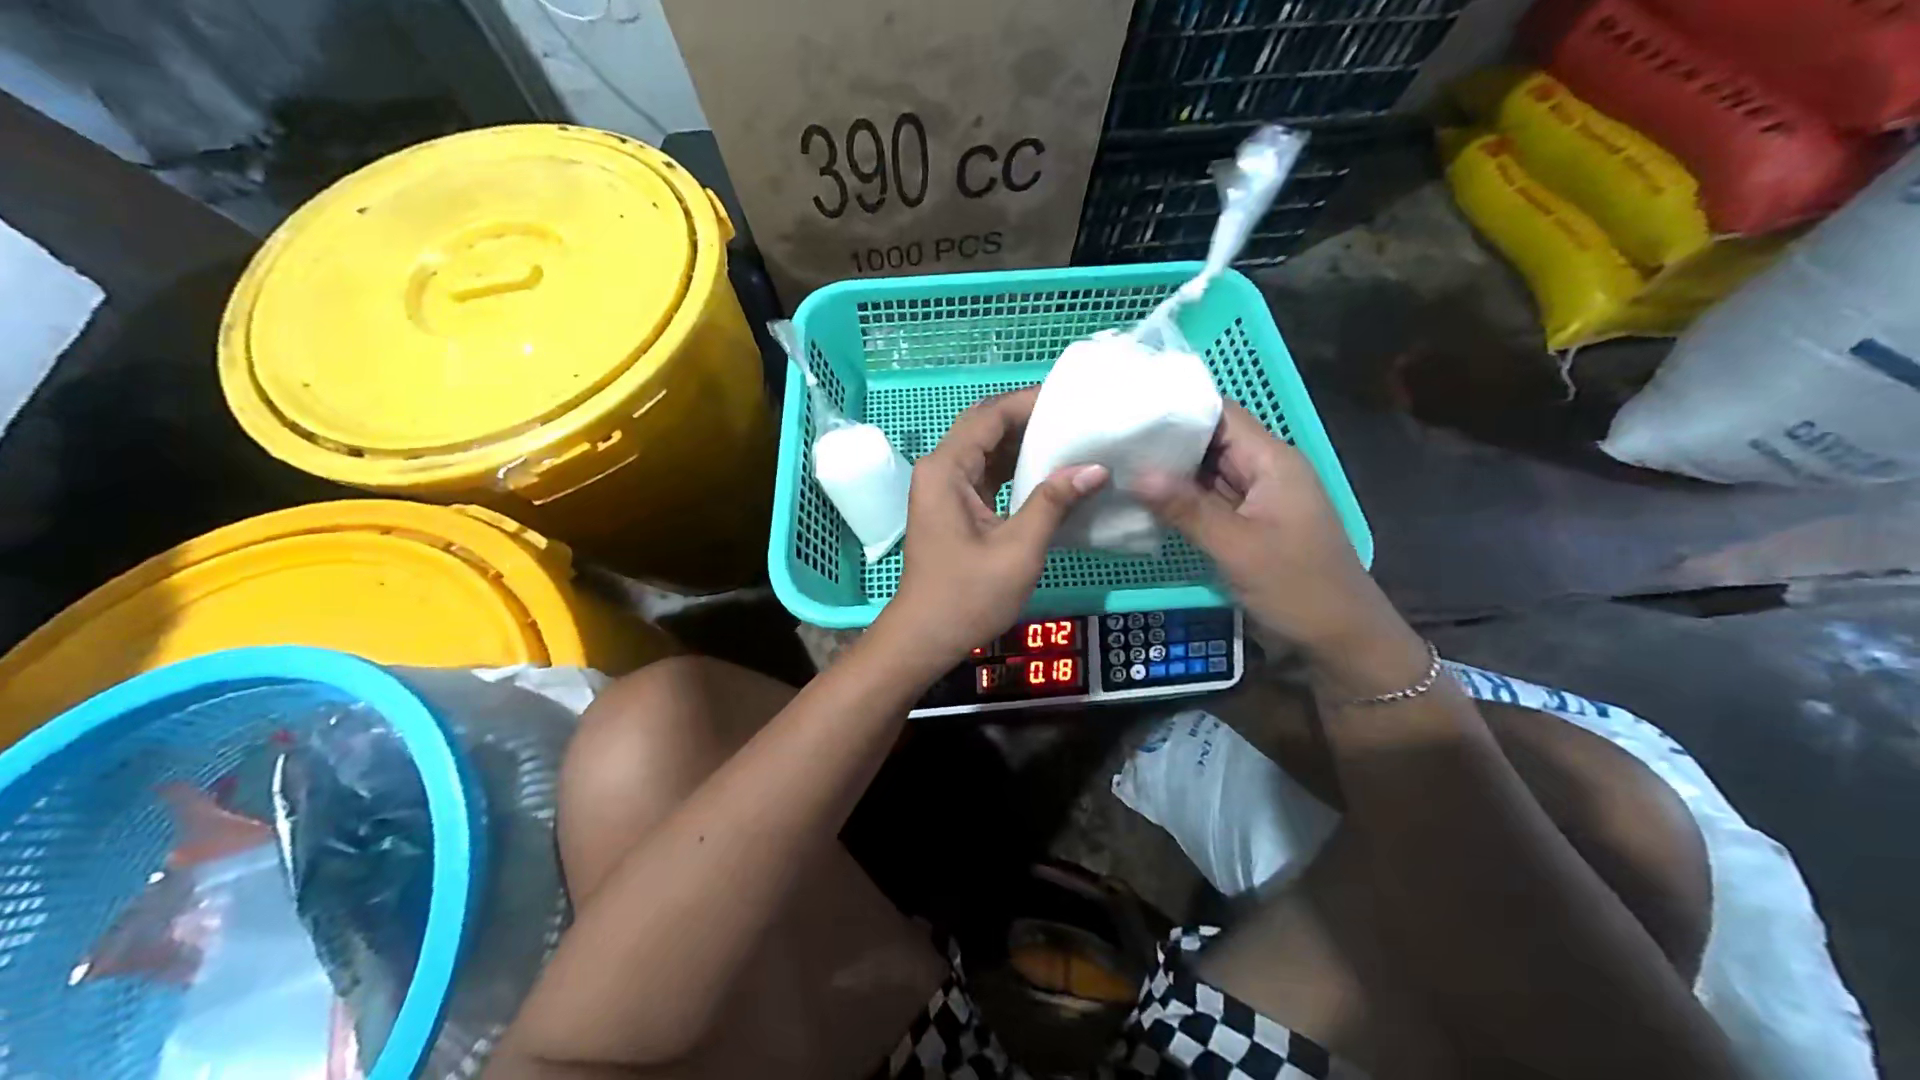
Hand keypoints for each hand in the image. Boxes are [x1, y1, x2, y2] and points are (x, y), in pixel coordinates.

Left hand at [883, 387, 1107, 667]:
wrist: (925, 637)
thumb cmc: (968, 596)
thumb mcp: (1018, 550)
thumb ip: (1053, 503)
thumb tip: (1094, 468)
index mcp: (946, 470)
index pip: (990, 416)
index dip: (1030, 402)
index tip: (1073, 400)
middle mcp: (940, 469)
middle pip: (986, 426)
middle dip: (1029, 418)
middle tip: (1077, 417)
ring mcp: (945, 488)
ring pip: (987, 449)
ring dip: (1024, 443)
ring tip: (1071, 438)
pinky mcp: (954, 507)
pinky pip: (987, 473)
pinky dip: (1015, 468)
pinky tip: (1049, 471)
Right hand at [1134, 400, 1410, 668]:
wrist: (1341, 640)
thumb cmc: (1297, 587)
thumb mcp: (1237, 546)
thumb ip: (1187, 508)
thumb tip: (1136, 474)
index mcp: (1273, 461)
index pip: (1221, 415)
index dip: (1178, 410)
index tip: (1131, 412)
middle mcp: (1265, 471)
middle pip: (1211, 441)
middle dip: (1166, 441)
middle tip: (1114, 441)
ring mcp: (1257, 499)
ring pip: (1208, 472)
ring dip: (1171, 472)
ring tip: (1119, 465)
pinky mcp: (1249, 524)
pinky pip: (1210, 501)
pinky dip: (1182, 500)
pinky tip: (1145, 501)